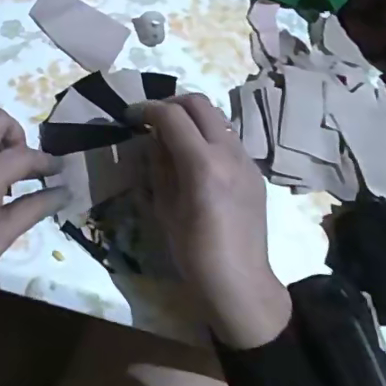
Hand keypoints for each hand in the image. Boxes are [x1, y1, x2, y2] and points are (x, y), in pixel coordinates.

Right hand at [141, 95, 290, 348]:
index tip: (131, 116)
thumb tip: (153, 139)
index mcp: (203, 165)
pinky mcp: (255, 170)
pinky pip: (228, 138)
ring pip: (217, 117)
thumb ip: (159, 166)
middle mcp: (229, 153)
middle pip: (199, 103)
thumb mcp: (164, 208)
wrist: (240, 282)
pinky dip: (207, 135)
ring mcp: (246, 159)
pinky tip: (194, 158)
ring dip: (191, 117)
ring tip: (172, 136)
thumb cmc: (194, 253)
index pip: (172, 116)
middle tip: (151, 119)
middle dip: (170, 104)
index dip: (147, 109)